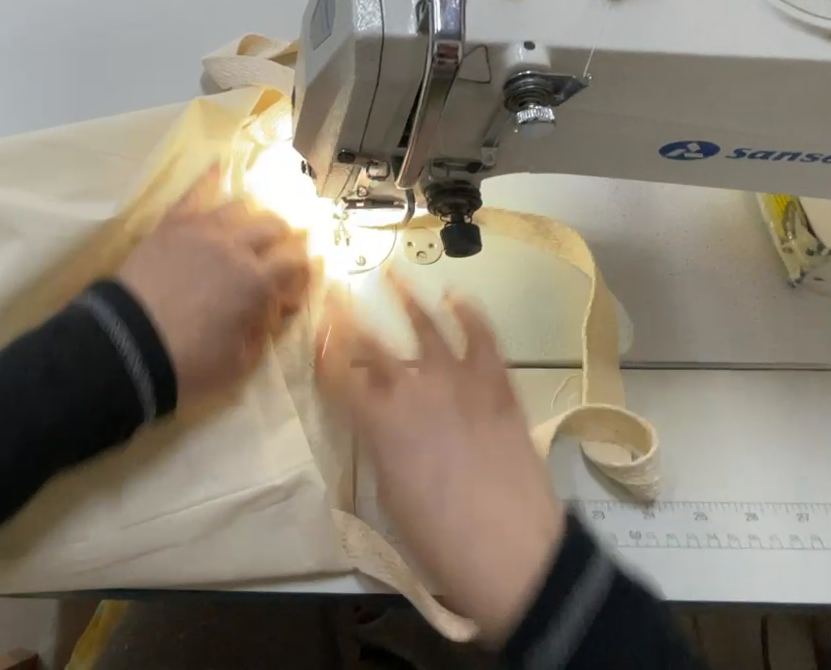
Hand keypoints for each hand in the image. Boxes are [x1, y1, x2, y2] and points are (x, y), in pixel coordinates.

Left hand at [117, 167, 312, 400]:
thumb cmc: (187, 362)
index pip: (297, 262)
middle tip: (280, 253)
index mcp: (256, 282)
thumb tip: (275, 309)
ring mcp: (201, 229)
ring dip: (253, 217)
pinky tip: (219, 166)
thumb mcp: (239, 362)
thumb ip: (264, 331)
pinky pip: (195, 193)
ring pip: (240, 206)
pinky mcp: (171, 224)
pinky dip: (210, 178)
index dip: (302, 272)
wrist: (126, 345)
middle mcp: (235, 246)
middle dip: (284, 240)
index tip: (294, 288)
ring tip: (251, 227)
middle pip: (274, 226)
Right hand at [317, 273, 564, 641]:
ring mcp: (458, 383)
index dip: (322, 349)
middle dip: (346, 313)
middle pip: (370, 342)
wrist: (515, 557)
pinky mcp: (497, 386)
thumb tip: (376, 422)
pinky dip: (470, 314)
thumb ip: (378, 445)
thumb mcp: (389, 494)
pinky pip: (483, 339)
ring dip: (405, 296)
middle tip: (334, 290)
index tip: (315, 331)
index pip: (337, 374)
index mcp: (377, 423)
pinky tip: (457, 296)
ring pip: (425, 326)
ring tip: (392, 272)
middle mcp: (412, 392)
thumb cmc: (440, 539)